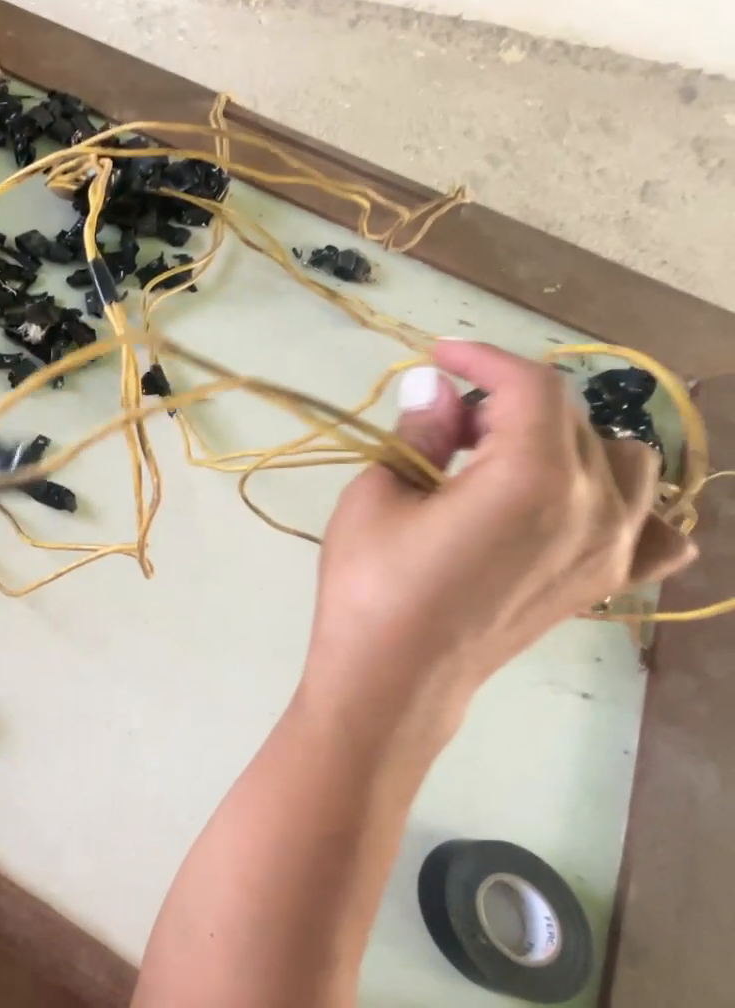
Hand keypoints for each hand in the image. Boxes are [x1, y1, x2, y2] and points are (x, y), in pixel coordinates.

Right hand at [306, 340, 696, 730]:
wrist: (395, 673)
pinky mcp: (612, 579)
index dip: (483, 359)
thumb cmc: (370, 582)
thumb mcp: (377, 497)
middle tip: (443, 418)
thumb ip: (420, 435)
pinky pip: (658, 526)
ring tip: (505, 459)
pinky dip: (628, 503)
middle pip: (571, 419)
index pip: (530, 388)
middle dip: (506, 403)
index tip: (438, 355)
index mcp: (530, 476)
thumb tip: (435, 389)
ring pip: (626, 460)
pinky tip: (579, 507)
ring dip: (569, 442)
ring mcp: (616, 545)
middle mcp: (595, 503)